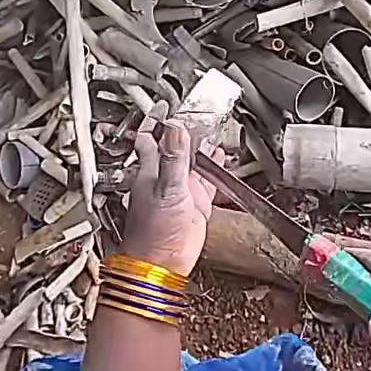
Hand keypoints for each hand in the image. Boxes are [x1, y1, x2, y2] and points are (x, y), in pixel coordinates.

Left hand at [119, 124, 214, 276]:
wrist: (163, 263)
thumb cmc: (154, 233)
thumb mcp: (167, 190)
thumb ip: (173, 159)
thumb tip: (174, 128)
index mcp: (151, 171)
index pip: (151, 138)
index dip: (156, 122)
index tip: (162, 107)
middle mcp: (164, 178)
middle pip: (174, 146)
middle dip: (184, 130)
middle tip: (195, 114)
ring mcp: (180, 190)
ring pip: (192, 161)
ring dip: (201, 147)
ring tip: (212, 131)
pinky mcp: (194, 204)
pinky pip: (205, 180)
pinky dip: (213, 168)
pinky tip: (219, 159)